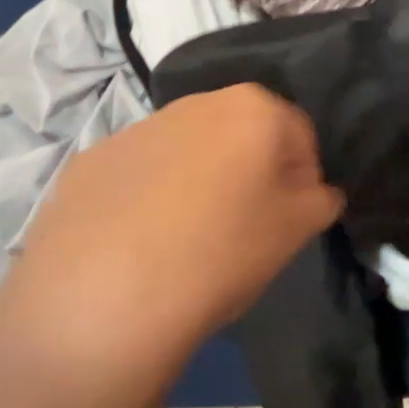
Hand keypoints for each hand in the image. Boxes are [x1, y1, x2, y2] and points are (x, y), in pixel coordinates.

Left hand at [7, 84, 343, 347]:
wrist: (97, 305)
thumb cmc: (220, 254)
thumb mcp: (297, 231)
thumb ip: (321, 198)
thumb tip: (314, 191)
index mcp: (254, 107)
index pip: (299, 134)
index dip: (302, 177)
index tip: (288, 217)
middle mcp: (196, 102)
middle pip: (240, 134)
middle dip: (247, 170)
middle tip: (241, 226)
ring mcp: (135, 129)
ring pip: (185, 151)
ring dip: (196, 181)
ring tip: (185, 240)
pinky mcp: (87, 163)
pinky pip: (135, 175)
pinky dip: (145, 199)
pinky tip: (138, 245)